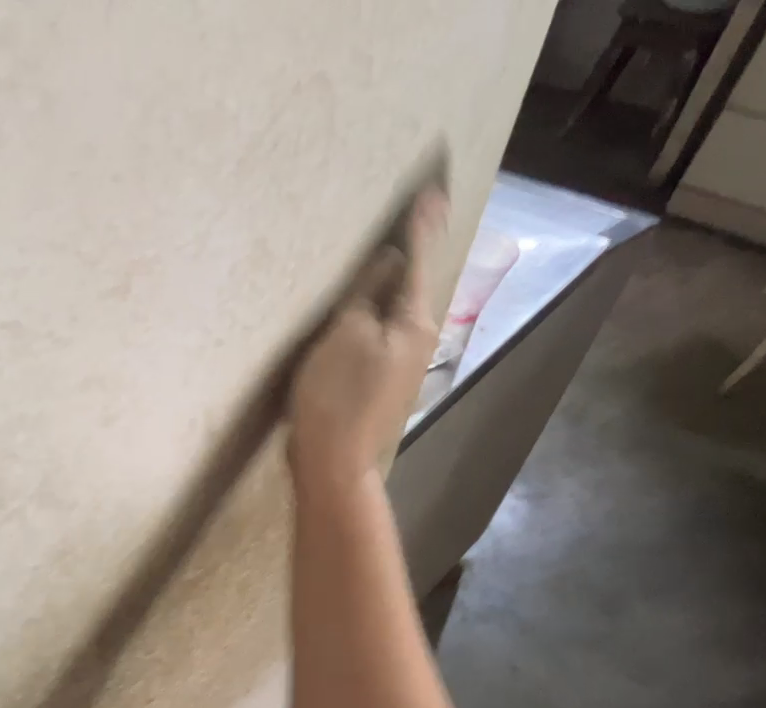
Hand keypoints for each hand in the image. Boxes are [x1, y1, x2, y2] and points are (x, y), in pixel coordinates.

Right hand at [288, 192, 446, 497]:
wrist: (333, 461)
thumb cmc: (335, 394)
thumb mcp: (345, 334)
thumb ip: (367, 293)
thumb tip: (389, 261)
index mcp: (412, 322)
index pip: (418, 259)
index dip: (421, 224)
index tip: (432, 188)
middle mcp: (417, 340)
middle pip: (410, 286)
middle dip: (409, 253)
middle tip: (412, 214)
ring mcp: (401, 366)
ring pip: (395, 312)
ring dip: (389, 284)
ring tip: (383, 256)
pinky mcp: (380, 383)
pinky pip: (381, 334)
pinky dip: (374, 314)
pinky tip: (362, 310)